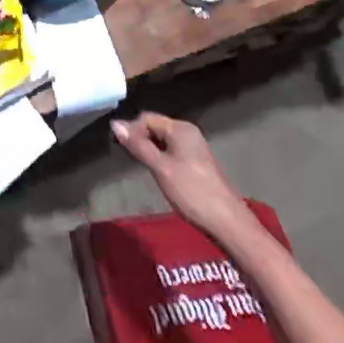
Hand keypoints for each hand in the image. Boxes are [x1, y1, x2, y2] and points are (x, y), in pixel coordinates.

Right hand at [113, 112, 255, 240]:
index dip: (131, 130)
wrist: (228, 223)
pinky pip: (171, 150)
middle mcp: (189, 133)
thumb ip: (137, 145)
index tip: (123, 149)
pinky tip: (158, 172)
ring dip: (149, 149)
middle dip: (140, 139)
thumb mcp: (160, 168)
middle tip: (130, 158)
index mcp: (181, 129)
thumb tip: (115, 124)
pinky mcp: (197, 161)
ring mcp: (195, 147)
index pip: (146, 118)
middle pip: (154, 126)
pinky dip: (160, 157)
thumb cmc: (192, 192)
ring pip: (162, 140)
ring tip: (142, 166)